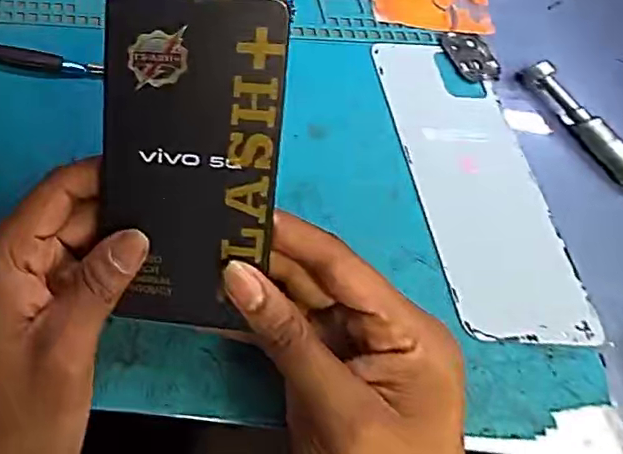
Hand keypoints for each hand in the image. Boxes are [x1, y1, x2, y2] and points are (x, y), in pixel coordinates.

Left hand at [0, 158, 148, 453]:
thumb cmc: (19, 416)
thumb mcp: (66, 347)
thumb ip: (101, 282)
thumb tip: (136, 234)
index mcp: (6, 252)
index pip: (56, 190)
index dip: (97, 171)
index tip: (139, 162)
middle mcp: (12, 254)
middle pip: (69, 210)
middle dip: (113, 206)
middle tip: (164, 201)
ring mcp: (25, 277)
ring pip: (77, 237)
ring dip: (113, 236)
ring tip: (162, 228)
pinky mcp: (39, 299)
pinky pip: (76, 265)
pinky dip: (105, 264)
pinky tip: (140, 265)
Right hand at [224, 211, 464, 453]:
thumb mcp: (339, 410)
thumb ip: (287, 336)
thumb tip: (238, 274)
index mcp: (409, 332)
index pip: (340, 264)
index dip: (291, 234)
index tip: (247, 211)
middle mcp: (384, 329)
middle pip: (316, 276)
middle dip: (266, 257)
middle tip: (218, 236)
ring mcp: (356, 347)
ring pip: (297, 297)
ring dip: (257, 283)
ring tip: (213, 261)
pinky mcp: (330, 365)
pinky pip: (289, 326)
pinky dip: (258, 316)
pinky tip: (227, 302)